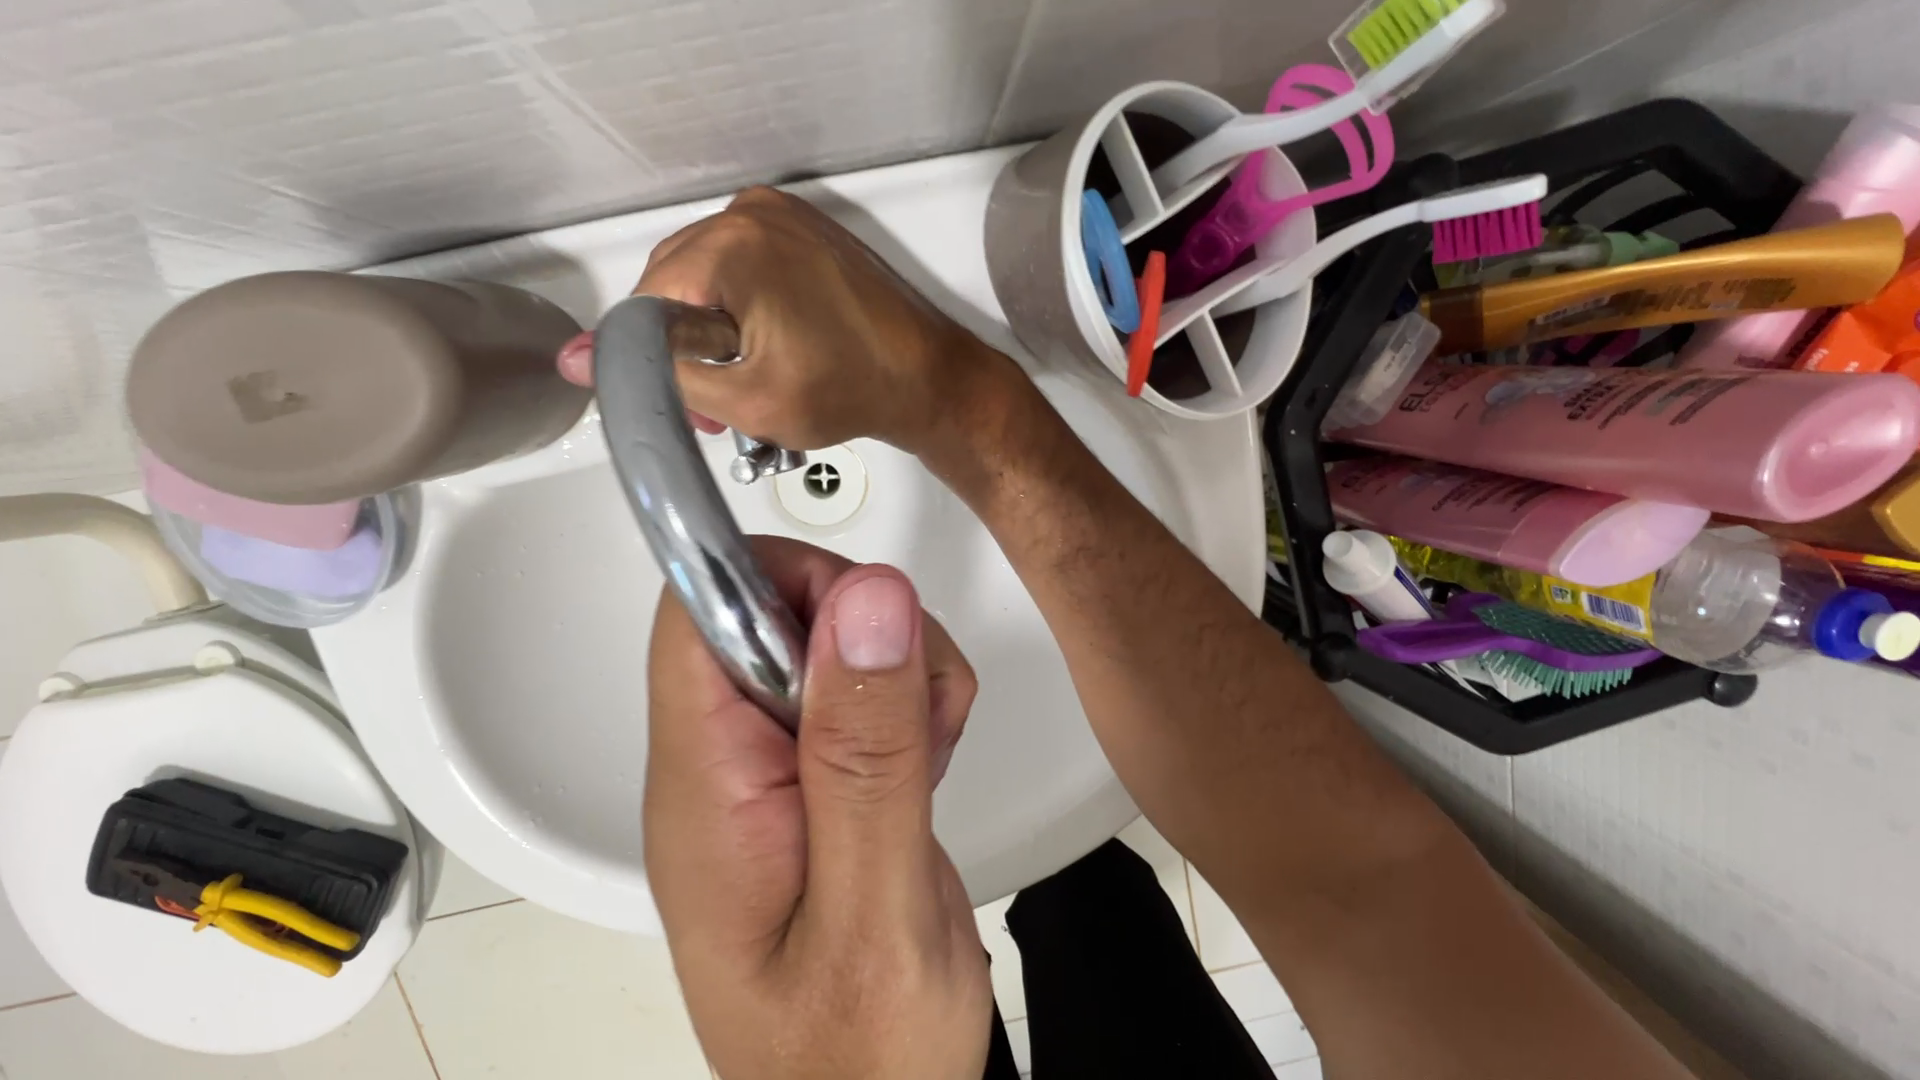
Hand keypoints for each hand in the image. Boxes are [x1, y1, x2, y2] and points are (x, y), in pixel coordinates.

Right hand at [556, 185, 1017, 454]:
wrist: (929, 378)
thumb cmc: (849, 391)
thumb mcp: (744, 398)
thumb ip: (659, 375)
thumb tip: (575, 358)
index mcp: (733, 243)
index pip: (648, 300)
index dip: (654, 360)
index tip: (689, 404)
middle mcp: (752, 213)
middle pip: (677, 284)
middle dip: (688, 350)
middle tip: (717, 408)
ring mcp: (784, 217)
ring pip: (710, 279)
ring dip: (716, 335)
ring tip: (747, 387)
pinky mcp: (806, 232)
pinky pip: (746, 268)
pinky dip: (744, 311)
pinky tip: (767, 353)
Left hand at [645, 536, 991, 1079]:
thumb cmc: (859, 1055)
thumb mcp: (874, 909)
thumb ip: (866, 754)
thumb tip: (864, 601)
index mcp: (706, 788)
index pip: (699, 612)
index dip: (784, 583)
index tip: (873, 621)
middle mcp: (724, 767)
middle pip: (773, 612)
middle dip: (865, 633)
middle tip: (918, 715)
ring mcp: (771, 771)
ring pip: (828, 643)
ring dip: (898, 672)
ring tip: (926, 761)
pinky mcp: (817, 778)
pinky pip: (858, 690)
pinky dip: (909, 703)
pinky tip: (925, 768)